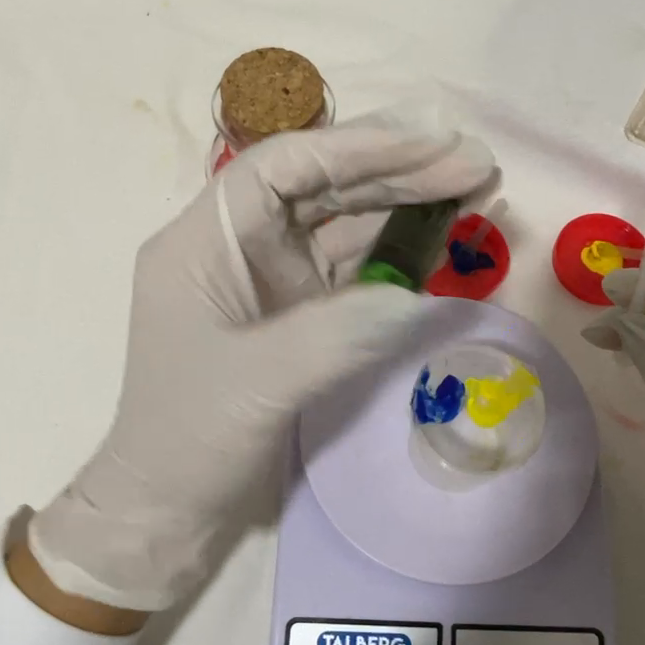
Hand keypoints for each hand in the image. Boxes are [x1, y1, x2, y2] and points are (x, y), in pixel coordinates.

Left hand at [28, 119, 498, 611]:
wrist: (170, 503)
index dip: (359, 146)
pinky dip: (398, 252)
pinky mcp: (298, 313)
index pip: (284, 166)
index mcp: (205, 240)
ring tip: (472, 186)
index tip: (431, 141)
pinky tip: (441, 237)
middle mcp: (239, 245)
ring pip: (343, 222)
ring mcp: (271, 279)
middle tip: (474, 160)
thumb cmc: (189, 437)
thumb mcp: (258, 383)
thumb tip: (418, 297)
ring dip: (405, 203)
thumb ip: (338, 334)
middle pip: (322, 185)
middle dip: (397, 169)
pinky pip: (354, 268)